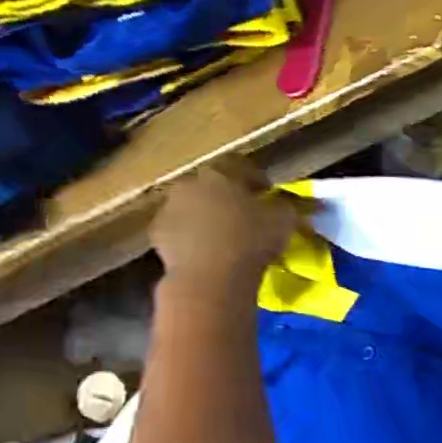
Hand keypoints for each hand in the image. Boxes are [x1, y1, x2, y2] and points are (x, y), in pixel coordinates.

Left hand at [151, 161, 302, 291]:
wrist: (210, 276)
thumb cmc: (251, 240)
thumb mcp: (283, 221)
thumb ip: (284, 206)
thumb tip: (283, 202)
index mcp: (221, 174)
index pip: (241, 167)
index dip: (256, 179)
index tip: (267, 192)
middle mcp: (190, 184)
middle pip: (212, 185)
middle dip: (226, 196)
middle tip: (243, 213)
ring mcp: (169, 207)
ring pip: (192, 206)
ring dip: (206, 216)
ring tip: (223, 236)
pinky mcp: (157, 234)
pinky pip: (179, 230)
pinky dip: (190, 236)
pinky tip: (204, 251)